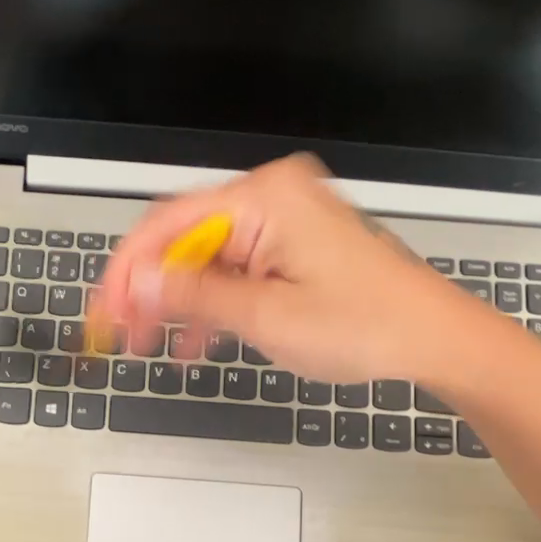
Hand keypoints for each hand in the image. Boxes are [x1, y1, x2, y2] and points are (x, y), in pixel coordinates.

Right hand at [98, 154, 469, 383]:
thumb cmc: (368, 324)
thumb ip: (196, 295)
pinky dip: (212, 302)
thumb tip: (142, 282)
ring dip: (178, 300)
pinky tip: (195, 340)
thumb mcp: (266, 316)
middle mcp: (271, 198)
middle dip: (150, 287)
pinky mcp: (292, 245)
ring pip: (206, 257)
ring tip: (152, 343)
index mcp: (264, 199)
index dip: (130, 268)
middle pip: (184, 237)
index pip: (169, 222)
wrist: (433, 338)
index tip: (107, 307)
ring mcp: (284, 221)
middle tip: (123, 332)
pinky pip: (235, 267)